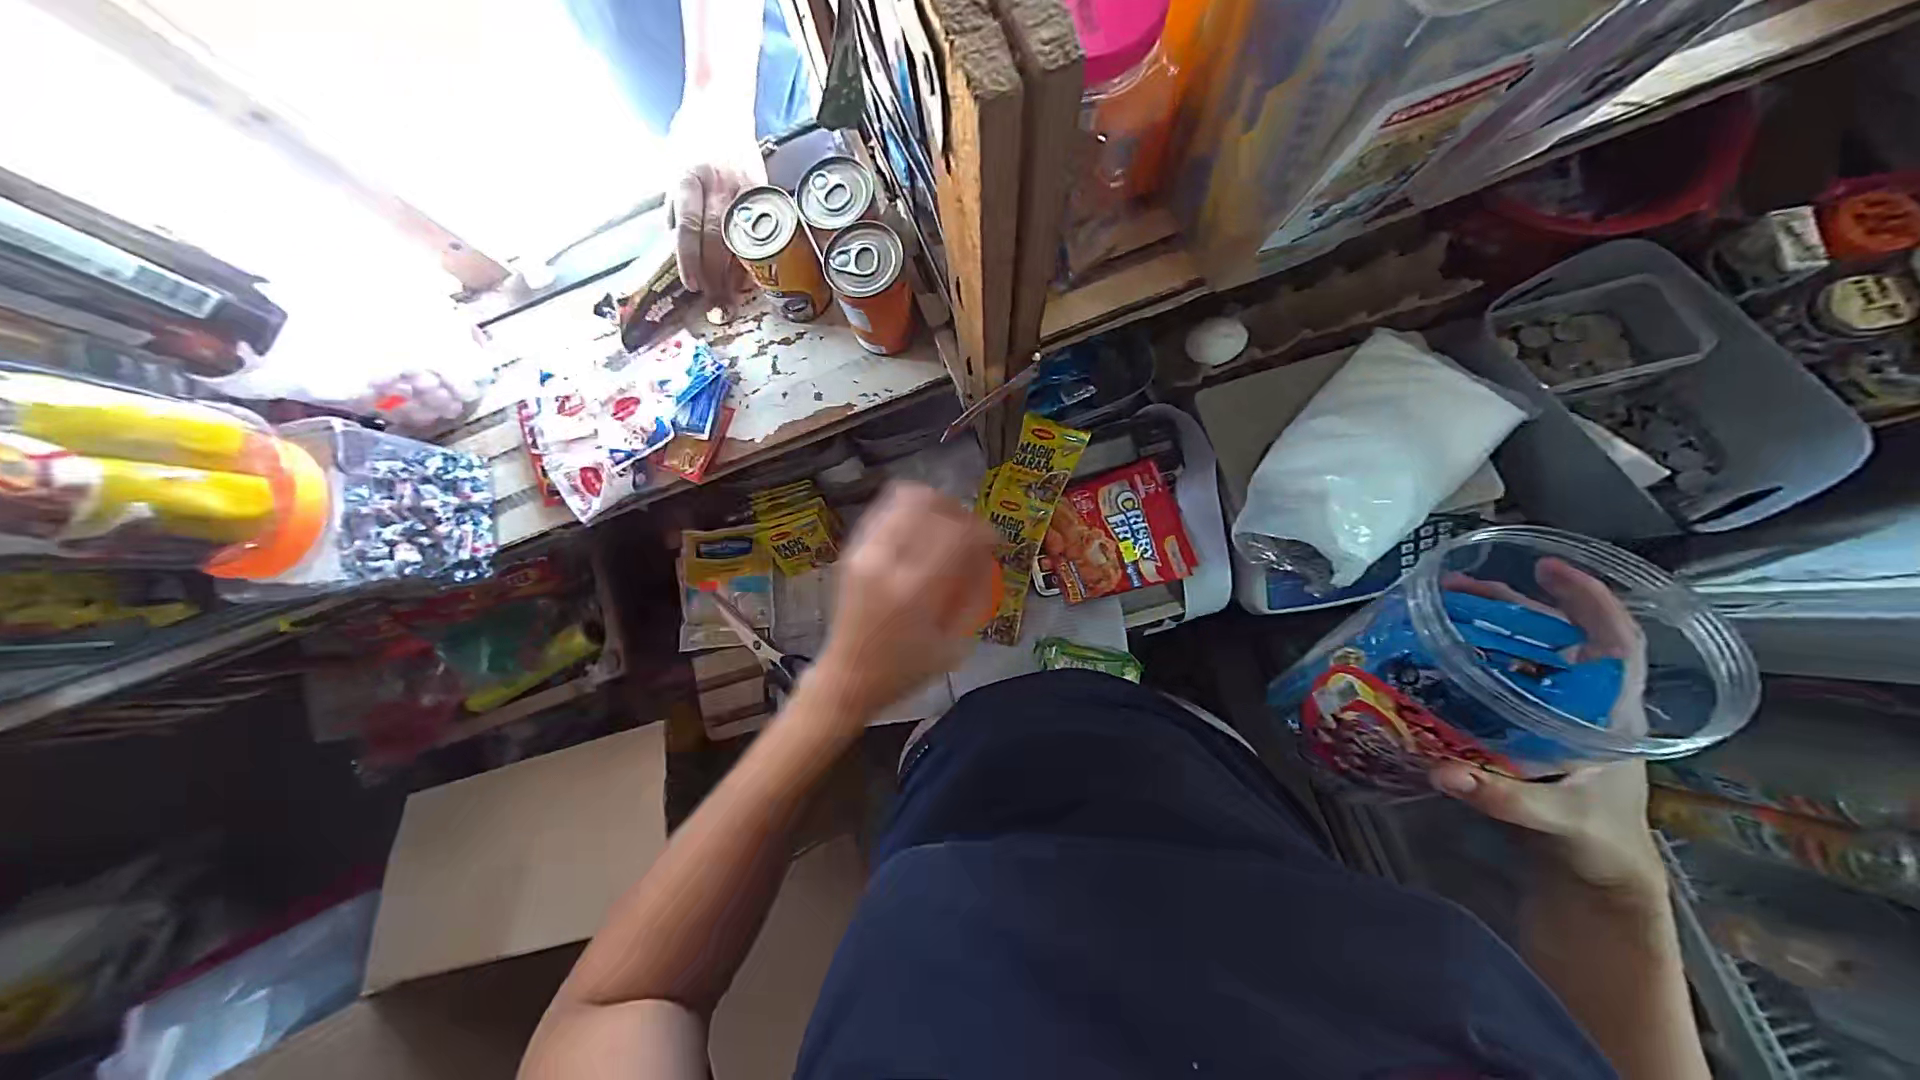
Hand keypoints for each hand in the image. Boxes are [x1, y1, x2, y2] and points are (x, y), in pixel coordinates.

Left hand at [667, 106, 765, 300]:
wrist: (722, 104)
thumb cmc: (693, 136)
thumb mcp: (671, 166)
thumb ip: (675, 204)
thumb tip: (680, 242)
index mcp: (690, 177)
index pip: (690, 228)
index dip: (690, 261)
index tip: (691, 283)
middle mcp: (719, 184)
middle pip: (717, 240)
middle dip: (713, 274)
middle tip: (711, 297)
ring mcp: (745, 189)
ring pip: (741, 241)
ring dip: (735, 272)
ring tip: (729, 294)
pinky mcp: (763, 192)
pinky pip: (760, 232)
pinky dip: (753, 256)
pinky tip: (749, 273)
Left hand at [799, 483, 996, 726]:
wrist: (847, 677)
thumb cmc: (904, 670)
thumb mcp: (953, 644)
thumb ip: (974, 597)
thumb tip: (988, 558)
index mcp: (915, 590)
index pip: (956, 534)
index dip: (982, 530)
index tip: (992, 541)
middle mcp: (886, 562)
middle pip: (928, 503)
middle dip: (957, 510)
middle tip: (969, 529)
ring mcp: (864, 553)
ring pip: (903, 498)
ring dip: (932, 504)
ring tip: (945, 524)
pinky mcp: (851, 552)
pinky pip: (883, 512)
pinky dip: (907, 511)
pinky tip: (918, 530)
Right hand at [1429, 557, 1665, 899]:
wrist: (1594, 875)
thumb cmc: (1597, 843)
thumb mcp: (1558, 820)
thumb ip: (1505, 797)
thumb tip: (1443, 770)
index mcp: (1608, 714)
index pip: (1615, 643)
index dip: (1591, 600)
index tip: (1550, 567)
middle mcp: (1582, 704)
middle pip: (1556, 639)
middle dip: (1512, 606)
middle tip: (1459, 587)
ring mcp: (1553, 715)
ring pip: (1525, 657)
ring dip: (1486, 630)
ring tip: (1441, 610)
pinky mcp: (1525, 729)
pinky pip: (1499, 682)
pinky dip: (1470, 663)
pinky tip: (1437, 658)